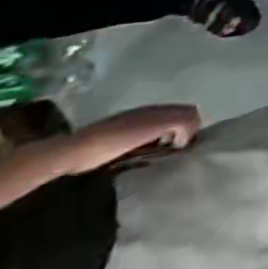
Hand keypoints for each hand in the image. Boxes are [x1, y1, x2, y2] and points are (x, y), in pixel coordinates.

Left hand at [39, 105, 200, 176]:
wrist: (73, 152)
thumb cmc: (116, 140)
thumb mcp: (154, 126)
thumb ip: (180, 122)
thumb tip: (190, 135)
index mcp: (159, 109)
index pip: (190, 113)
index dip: (194, 128)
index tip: (185, 148)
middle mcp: (149, 113)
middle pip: (178, 120)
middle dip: (182, 134)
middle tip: (175, 153)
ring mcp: (133, 125)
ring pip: (163, 130)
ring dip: (167, 142)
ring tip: (160, 158)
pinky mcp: (120, 139)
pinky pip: (147, 139)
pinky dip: (152, 147)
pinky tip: (144, 158)